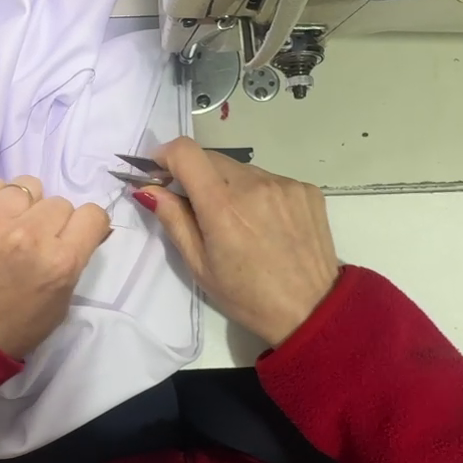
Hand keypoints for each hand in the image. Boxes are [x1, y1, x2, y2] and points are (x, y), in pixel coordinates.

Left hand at [0, 176, 111, 357]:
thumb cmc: (11, 329)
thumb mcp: (59, 304)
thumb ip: (73, 261)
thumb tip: (81, 231)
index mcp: (60, 262)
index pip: (92, 215)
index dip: (86, 226)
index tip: (74, 235)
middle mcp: (30, 234)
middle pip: (59, 203)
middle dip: (52, 221)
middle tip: (35, 242)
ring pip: (27, 186)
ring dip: (25, 206)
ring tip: (9, 228)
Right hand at [135, 138, 339, 345]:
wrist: (312, 310)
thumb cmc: (248, 297)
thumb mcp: (200, 266)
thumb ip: (174, 220)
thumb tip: (150, 189)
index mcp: (223, 205)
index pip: (186, 152)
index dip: (166, 155)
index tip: (160, 171)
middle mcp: (255, 184)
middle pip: (212, 158)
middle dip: (196, 175)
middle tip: (196, 206)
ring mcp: (285, 184)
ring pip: (242, 169)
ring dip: (230, 185)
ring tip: (240, 223)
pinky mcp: (307, 189)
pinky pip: (270, 179)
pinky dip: (259, 193)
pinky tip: (267, 224)